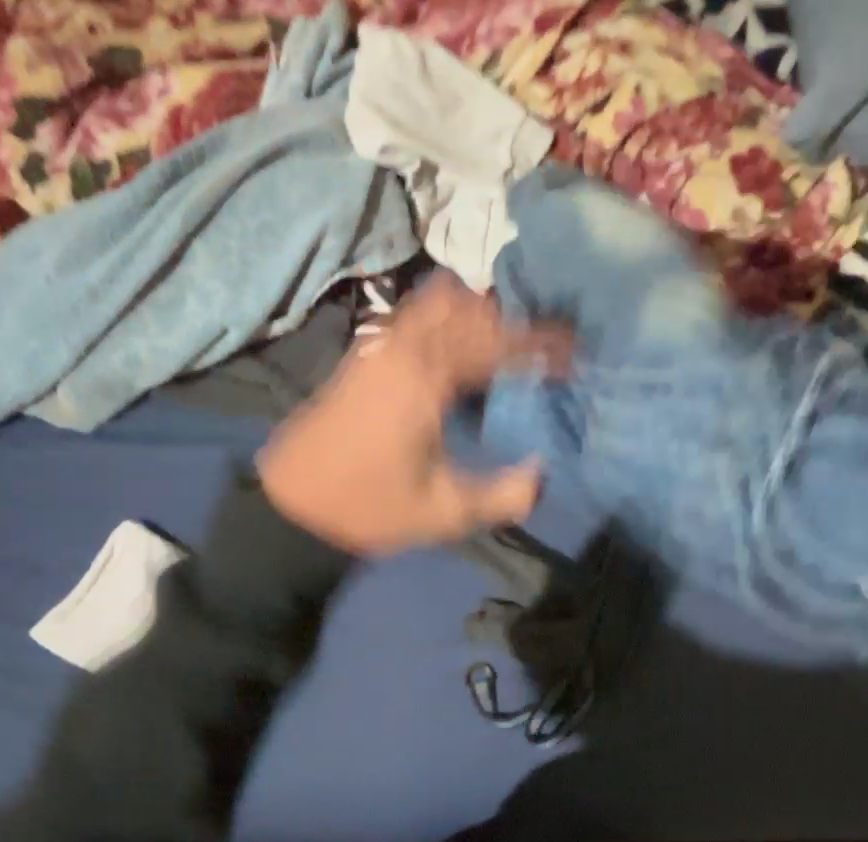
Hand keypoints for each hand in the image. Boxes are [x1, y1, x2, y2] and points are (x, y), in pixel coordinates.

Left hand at [258, 276, 569, 554]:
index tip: (575, 352)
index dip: (541, 344)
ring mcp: (379, 347)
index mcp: (426, 378)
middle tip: (544, 342)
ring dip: (477, 314)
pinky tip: (464, 350)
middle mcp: (402, 349)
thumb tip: (546, 472)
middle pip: (467, 305)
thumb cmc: (369, 508)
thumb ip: (506, 494)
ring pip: (437, 304)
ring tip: (510, 340)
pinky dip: (448, 321)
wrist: (292, 507)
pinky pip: (416, 319)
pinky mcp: (365, 357)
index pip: (496, 342)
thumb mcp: (446, 512)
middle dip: (510, 317)